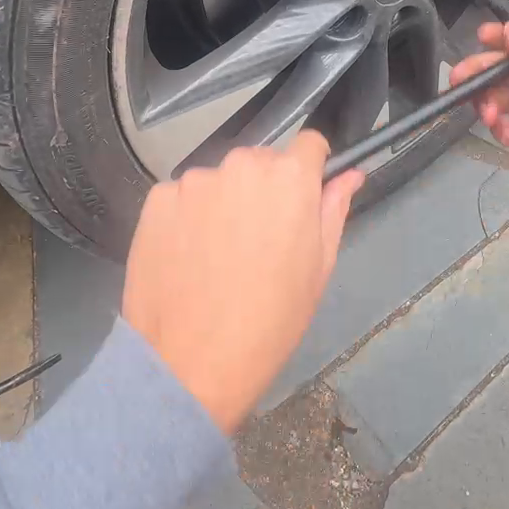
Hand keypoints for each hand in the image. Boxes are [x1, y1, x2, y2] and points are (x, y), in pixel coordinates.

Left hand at [121, 132, 363, 433]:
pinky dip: (188, 215)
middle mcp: (242, 165)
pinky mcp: (157, 199)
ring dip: (225, 200)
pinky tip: (188, 255)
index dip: (310, 168)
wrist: (189, 365)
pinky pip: (182, 196)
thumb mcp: (318, 268)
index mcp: (289, 177)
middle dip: (266, 188)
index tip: (304, 196)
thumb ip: (334, 209)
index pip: (309, 144)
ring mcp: (194, 180)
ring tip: (219, 253)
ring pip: (220, 179)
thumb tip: (351, 174)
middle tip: (261, 238)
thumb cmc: (271, 320)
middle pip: (262, 161)